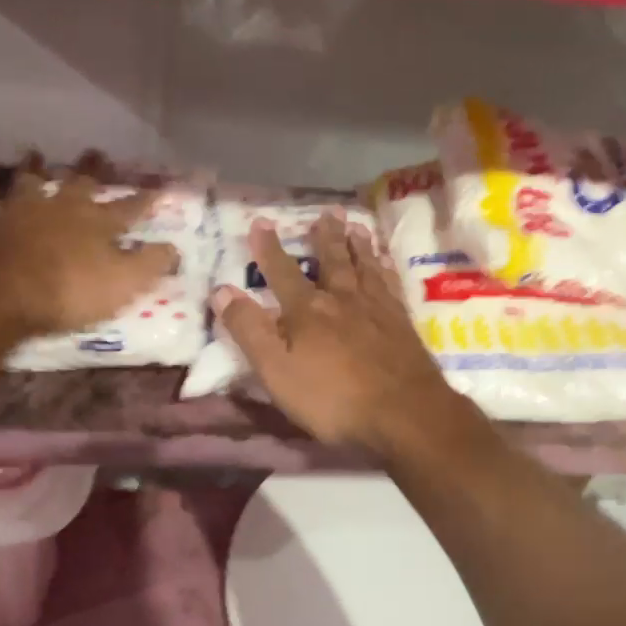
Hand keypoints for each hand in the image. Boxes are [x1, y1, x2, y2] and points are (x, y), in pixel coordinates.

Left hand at [0, 156, 178, 337]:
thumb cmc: (68, 292)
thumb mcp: (123, 285)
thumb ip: (150, 264)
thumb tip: (175, 248)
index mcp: (98, 222)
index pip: (130, 207)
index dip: (145, 199)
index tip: (159, 188)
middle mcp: (62, 206)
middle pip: (80, 182)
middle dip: (92, 168)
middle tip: (96, 152)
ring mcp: (21, 209)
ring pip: (30, 180)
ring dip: (34, 167)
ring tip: (35, 154)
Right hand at [212, 211, 469, 454]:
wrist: (404, 412)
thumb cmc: (333, 398)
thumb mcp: (276, 370)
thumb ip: (249, 330)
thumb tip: (221, 290)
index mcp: (307, 310)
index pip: (282, 272)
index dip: (269, 248)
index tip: (261, 222)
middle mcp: (342, 299)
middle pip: (333, 260)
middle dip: (325, 236)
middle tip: (327, 213)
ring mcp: (377, 308)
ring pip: (365, 267)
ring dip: (358, 246)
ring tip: (356, 227)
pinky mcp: (403, 323)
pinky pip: (391, 284)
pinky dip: (386, 269)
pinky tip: (387, 264)